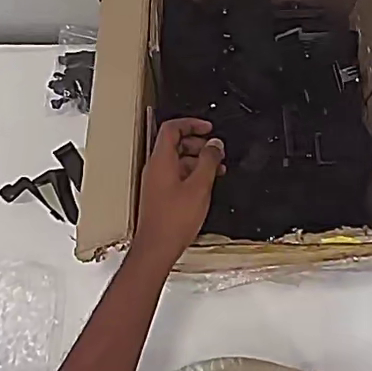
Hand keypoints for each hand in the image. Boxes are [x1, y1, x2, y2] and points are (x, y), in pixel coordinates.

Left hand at [132, 118, 224, 263]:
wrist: (157, 247)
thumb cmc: (173, 220)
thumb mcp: (200, 186)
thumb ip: (209, 161)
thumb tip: (215, 145)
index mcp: (161, 161)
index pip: (172, 128)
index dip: (191, 124)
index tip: (208, 128)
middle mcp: (155, 168)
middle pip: (175, 143)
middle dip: (198, 143)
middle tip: (216, 150)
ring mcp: (156, 182)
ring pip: (177, 160)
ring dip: (197, 160)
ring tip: (216, 168)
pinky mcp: (160, 194)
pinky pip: (176, 174)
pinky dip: (192, 173)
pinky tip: (206, 184)